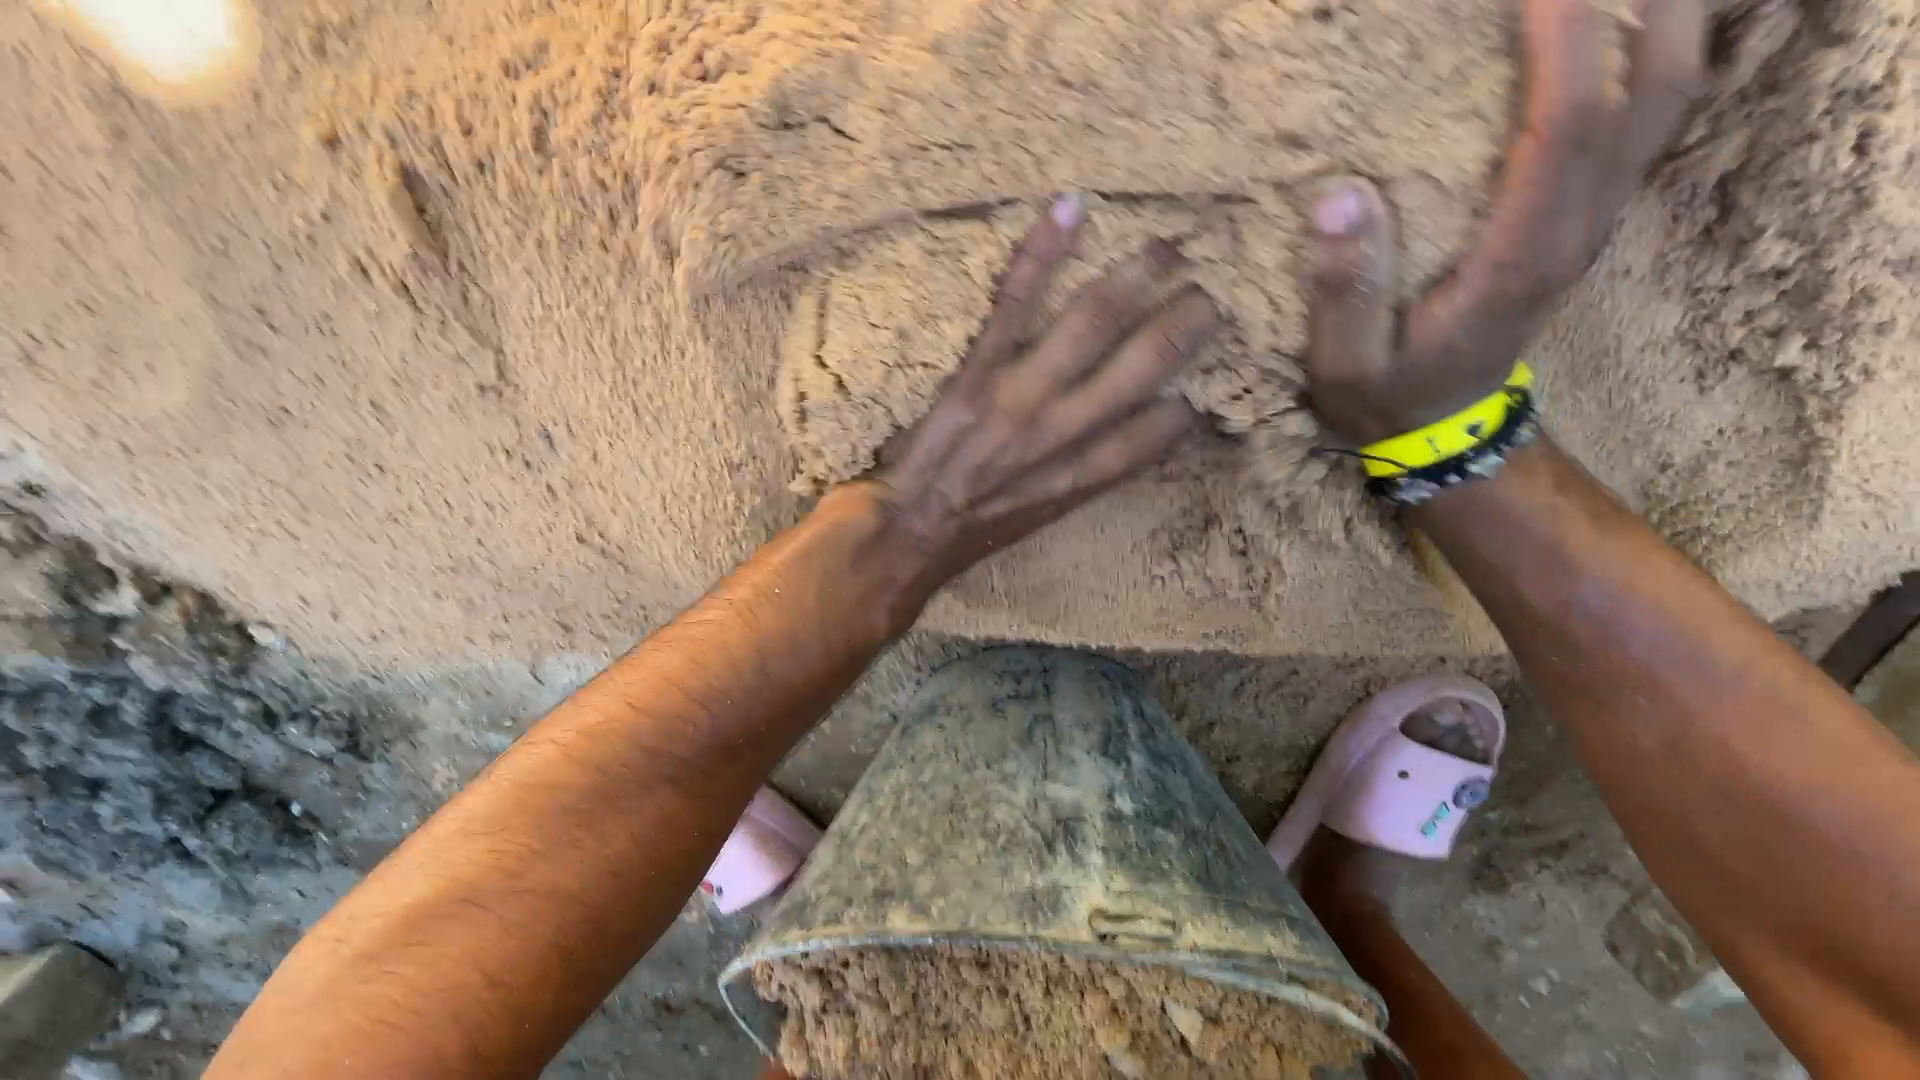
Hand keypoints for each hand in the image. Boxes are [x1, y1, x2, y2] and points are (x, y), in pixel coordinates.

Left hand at [859, 195, 1222, 591]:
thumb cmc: (974, 525)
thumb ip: (1092, 474)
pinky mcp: (977, 370)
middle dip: (1186, 322)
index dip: (1192, 399)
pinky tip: (1069, 209)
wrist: (908, 528)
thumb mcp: (1046, 515)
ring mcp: (1021, 395)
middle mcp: (1064, 431)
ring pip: (1092, 321)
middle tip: (1216, 290)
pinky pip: (1015, 302)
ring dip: (1138, 276)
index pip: (1161, 430)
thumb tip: (1139, 434)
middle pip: (1143, 363)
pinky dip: (1043, 251)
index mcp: (1085, 474)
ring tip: (1170, 248)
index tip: (1212, 373)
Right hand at [1306, 0, 1707, 443]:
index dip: (1565, 42)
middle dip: (1640, 8)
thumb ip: (1342, 291)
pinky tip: (1604, 28)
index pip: (1566, 129)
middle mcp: (1574, 232)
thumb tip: (1340, 196)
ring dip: (1657, 19)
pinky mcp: (1584, 219)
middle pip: (1655, 94)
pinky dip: (1640, 57)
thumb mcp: (1342, 366)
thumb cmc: (1387, 398)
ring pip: (1666, 99)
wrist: (1445, 434)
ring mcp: (1591, 224)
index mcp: (1516, 262)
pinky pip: (1641, 119)